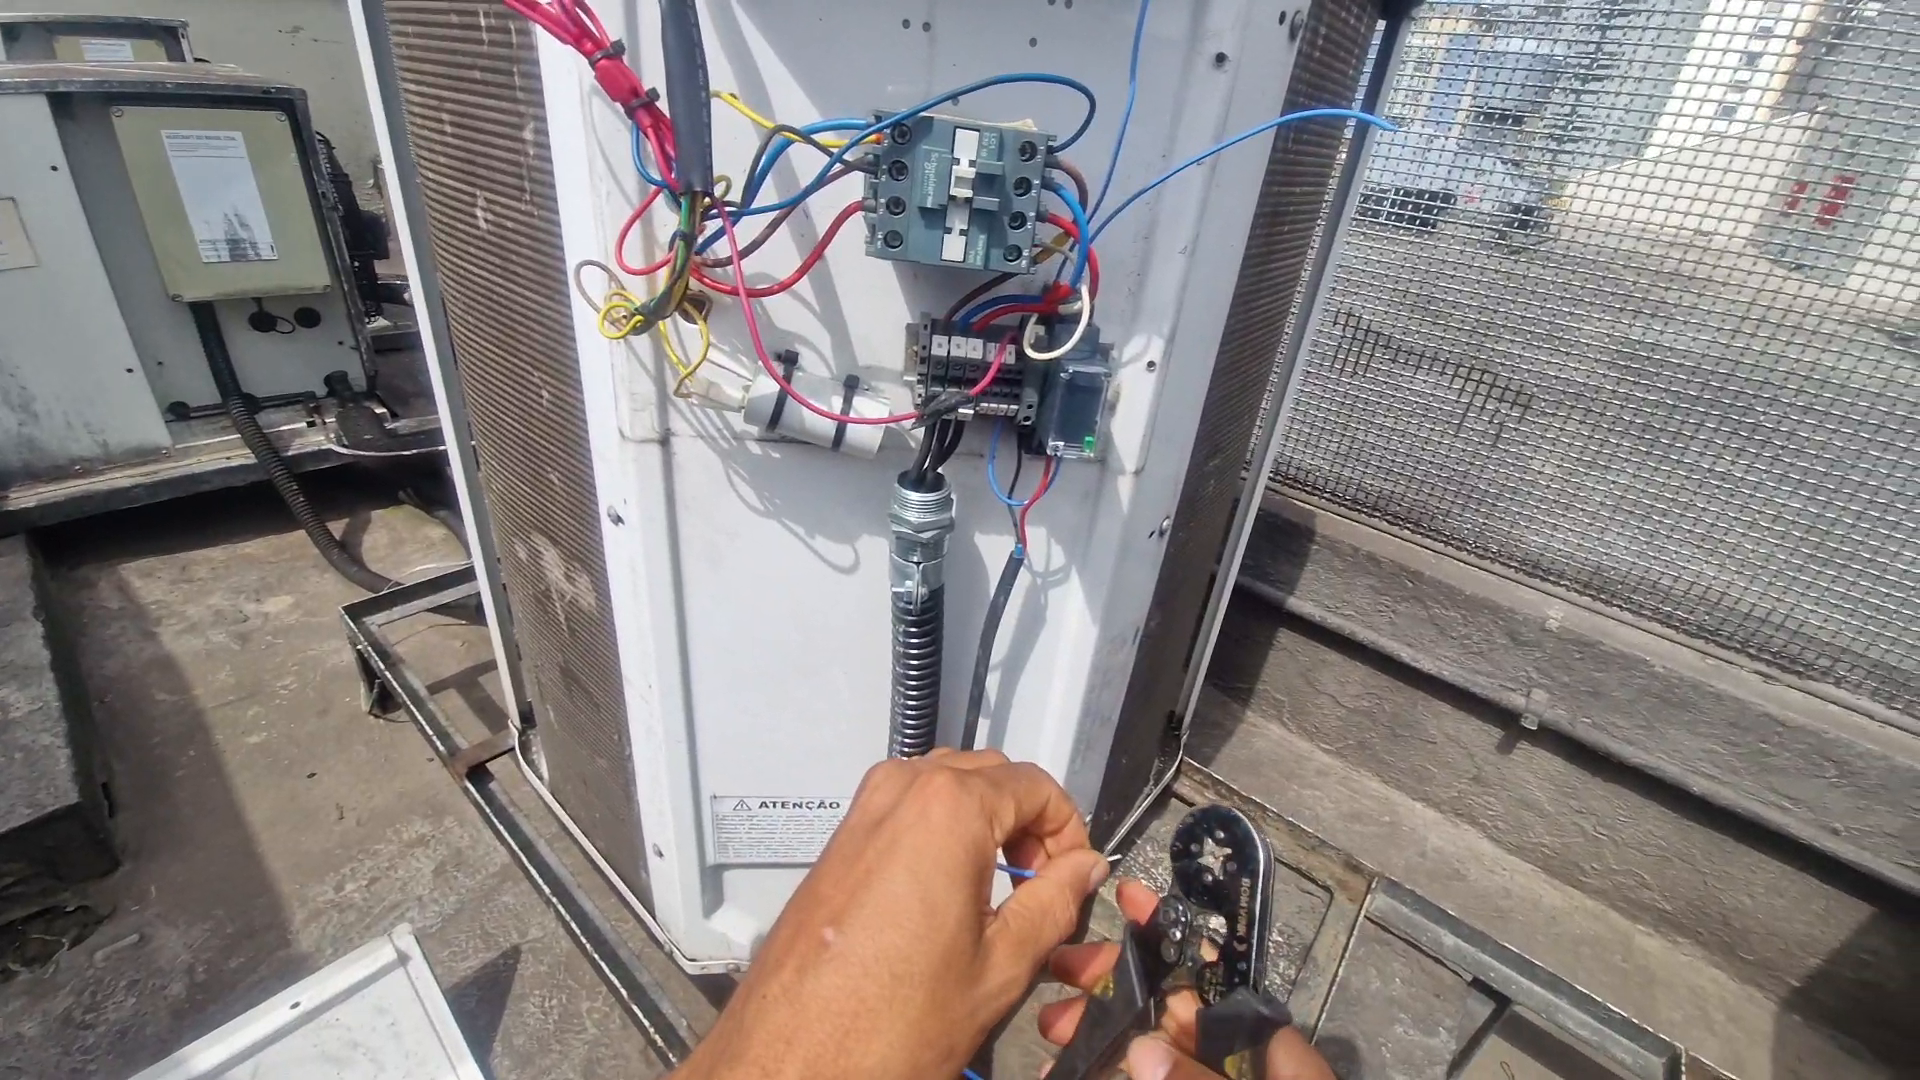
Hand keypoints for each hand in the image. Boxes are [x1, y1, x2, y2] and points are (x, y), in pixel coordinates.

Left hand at [677, 749, 1110, 1079]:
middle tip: (1046, 881)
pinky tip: (954, 884)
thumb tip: (1085, 868)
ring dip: (988, 818)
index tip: (1075, 872)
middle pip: (994, 775)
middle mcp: (905, 787)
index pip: (1036, 785)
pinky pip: (913, 802)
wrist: (790, 1057)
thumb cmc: (886, 1023)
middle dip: (1030, 820)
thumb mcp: (998, 967)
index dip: (1069, 829)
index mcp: (949, 807)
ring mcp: (869, 804)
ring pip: (952, 781)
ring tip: (1003, 884)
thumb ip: (1054, 903)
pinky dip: (946, 824)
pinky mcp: (847, 829)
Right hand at [1039, 880, 1336, 1079]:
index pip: (1211, 972)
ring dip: (1101, 1033)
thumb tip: (1140, 1048)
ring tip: (1052, 1032)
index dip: (1168, 931)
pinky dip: (1113, 1069)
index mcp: (1265, 1047)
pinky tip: (1075, 1067)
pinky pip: (1150, 1077)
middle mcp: (1236, 1061)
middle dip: (1113, 984)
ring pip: (1149, 1048)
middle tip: (1060, 974)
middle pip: (1167, 1005)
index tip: (1124, 896)